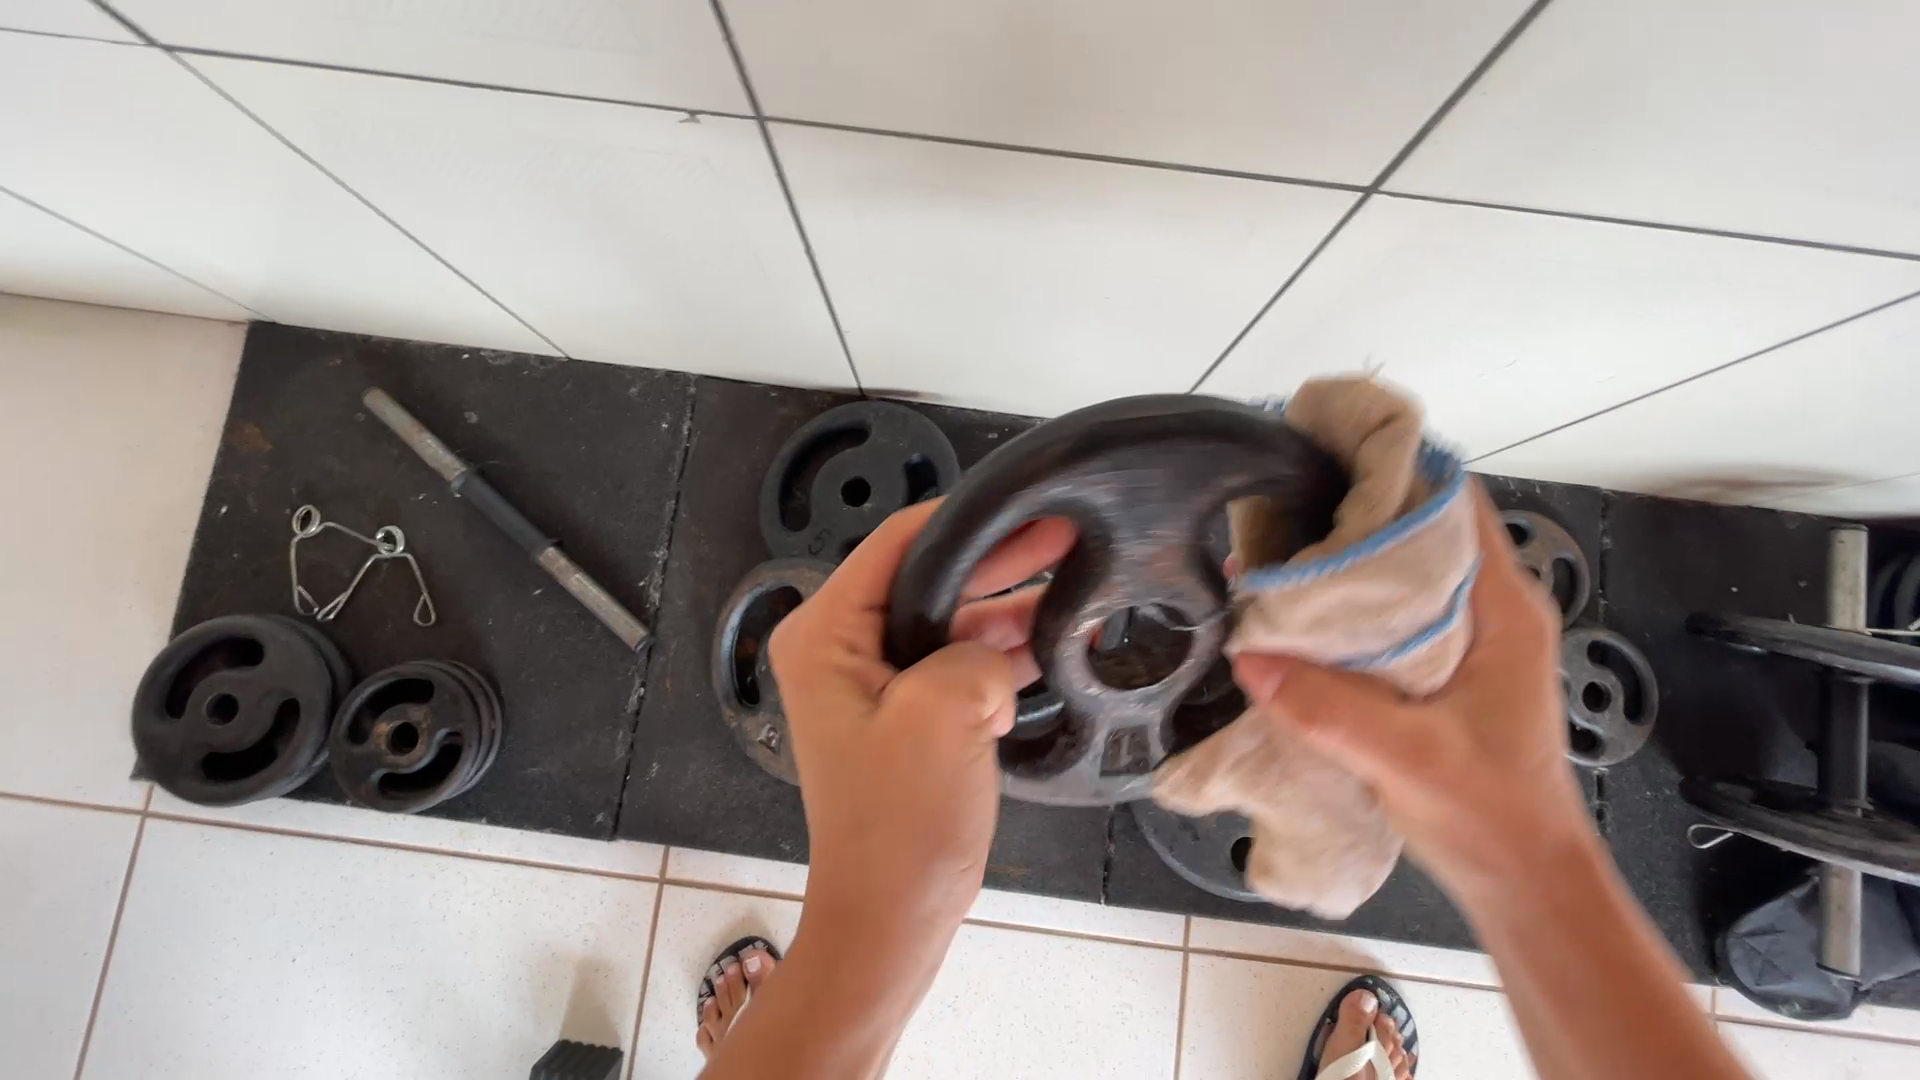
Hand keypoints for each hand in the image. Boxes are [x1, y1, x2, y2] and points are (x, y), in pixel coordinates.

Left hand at [768, 502, 1072, 965]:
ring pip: (949, 621)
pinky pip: (955, 663)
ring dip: (1007, 611)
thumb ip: (975, 652)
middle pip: (927, 580)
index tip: (1024, 505)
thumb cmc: (901, 823)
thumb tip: (995, 657)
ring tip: (1073, 587)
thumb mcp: (942, 714)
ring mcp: (875, 681)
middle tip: (1062, 536)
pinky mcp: (906, 711)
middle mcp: (842, 647)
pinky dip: (1000, 654)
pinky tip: (1054, 641)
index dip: (963, 519)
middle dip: (997, 562)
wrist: (893, 916)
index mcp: (826, 634)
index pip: (895, 545)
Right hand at [1231, 482, 1595, 899]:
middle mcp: (1485, 611)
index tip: (1326, 458)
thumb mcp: (1408, 759)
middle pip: (1416, 532)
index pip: (1453, 505)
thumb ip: (1328, 709)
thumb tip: (1245, 655)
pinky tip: (1293, 611)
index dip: (1393, 472)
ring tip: (1272, 548)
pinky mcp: (1436, 669)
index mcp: (1500, 610)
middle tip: (1279, 503)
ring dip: (1340, 560)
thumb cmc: (1488, 814)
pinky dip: (1341, 603)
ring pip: (1396, 573)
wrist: (1523, 880)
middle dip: (1350, 513)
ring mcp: (1462, 640)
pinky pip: (1384, 614)